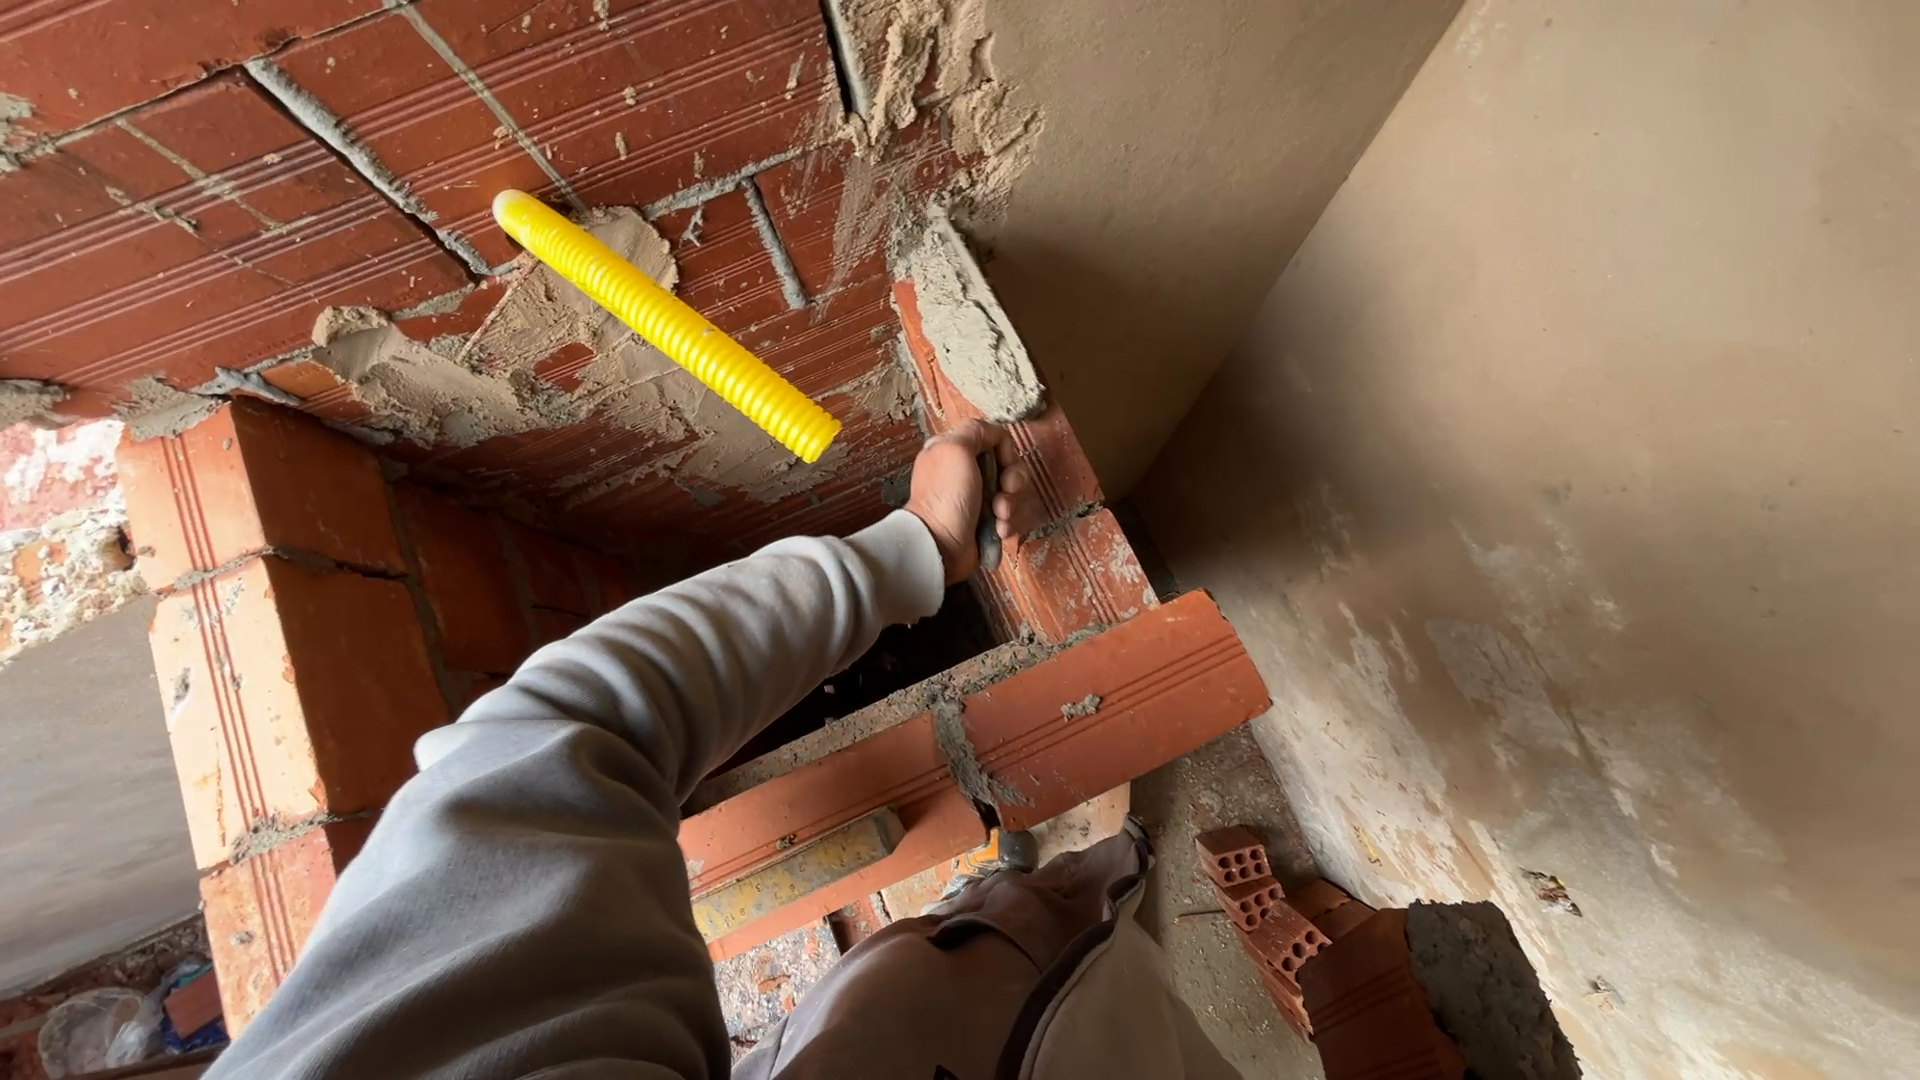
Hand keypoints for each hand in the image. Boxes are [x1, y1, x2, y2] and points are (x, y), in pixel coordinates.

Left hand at [905, 420, 1044, 584]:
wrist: (941, 545)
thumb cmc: (946, 496)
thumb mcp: (955, 449)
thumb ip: (976, 431)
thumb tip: (996, 433)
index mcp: (955, 450)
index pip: (994, 438)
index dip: (1005, 450)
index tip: (1003, 465)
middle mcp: (966, 471)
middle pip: (1008, 465)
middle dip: (1012, 480)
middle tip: (1003, 492)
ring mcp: (977, 498)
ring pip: (1012, 492)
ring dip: (1011, 504)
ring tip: (999, 516)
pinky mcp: (986, 522)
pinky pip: (1010, 516)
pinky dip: (1008, 523)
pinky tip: (998, 530)